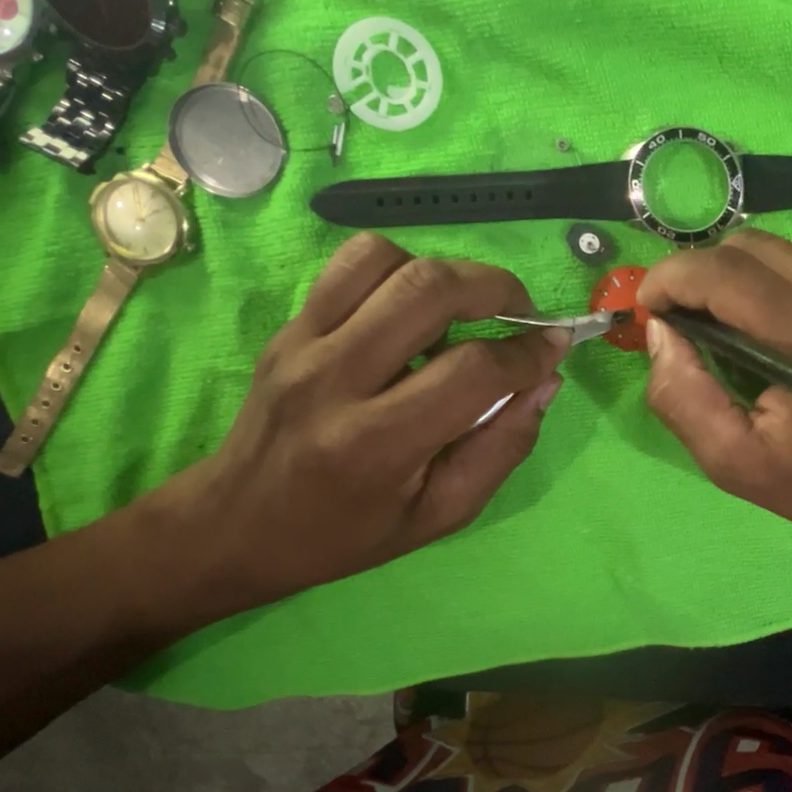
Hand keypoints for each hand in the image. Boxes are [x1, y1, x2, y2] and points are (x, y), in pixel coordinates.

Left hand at [158, 233, 569, 607]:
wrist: (235, 525)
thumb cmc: (349, 532)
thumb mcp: (443, 513)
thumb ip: (503, 446)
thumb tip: (545, 381)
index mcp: (378, 442)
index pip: (473, 370)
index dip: (528, 353)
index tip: (556, 346)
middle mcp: (335, 379)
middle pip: (429, 290)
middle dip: (497, 288)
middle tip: (524, 312)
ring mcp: (303, 343)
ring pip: (385, 260)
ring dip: (446, 273)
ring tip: (469, 307)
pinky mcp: (289, 326)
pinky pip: (350, 264)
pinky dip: (400, 269)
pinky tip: (416, 307)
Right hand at [638, 230, 791, 567]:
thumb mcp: (735, 463)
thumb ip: (682, 395)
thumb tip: (660, 330)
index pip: (727, 274)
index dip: (672, 278)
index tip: (650, 307)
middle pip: (750, 246)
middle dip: (701, 275)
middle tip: (685, 321)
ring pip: (781, 248)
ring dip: (739, 276)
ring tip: (727, 325)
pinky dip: (777, 282)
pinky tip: (773, 327)